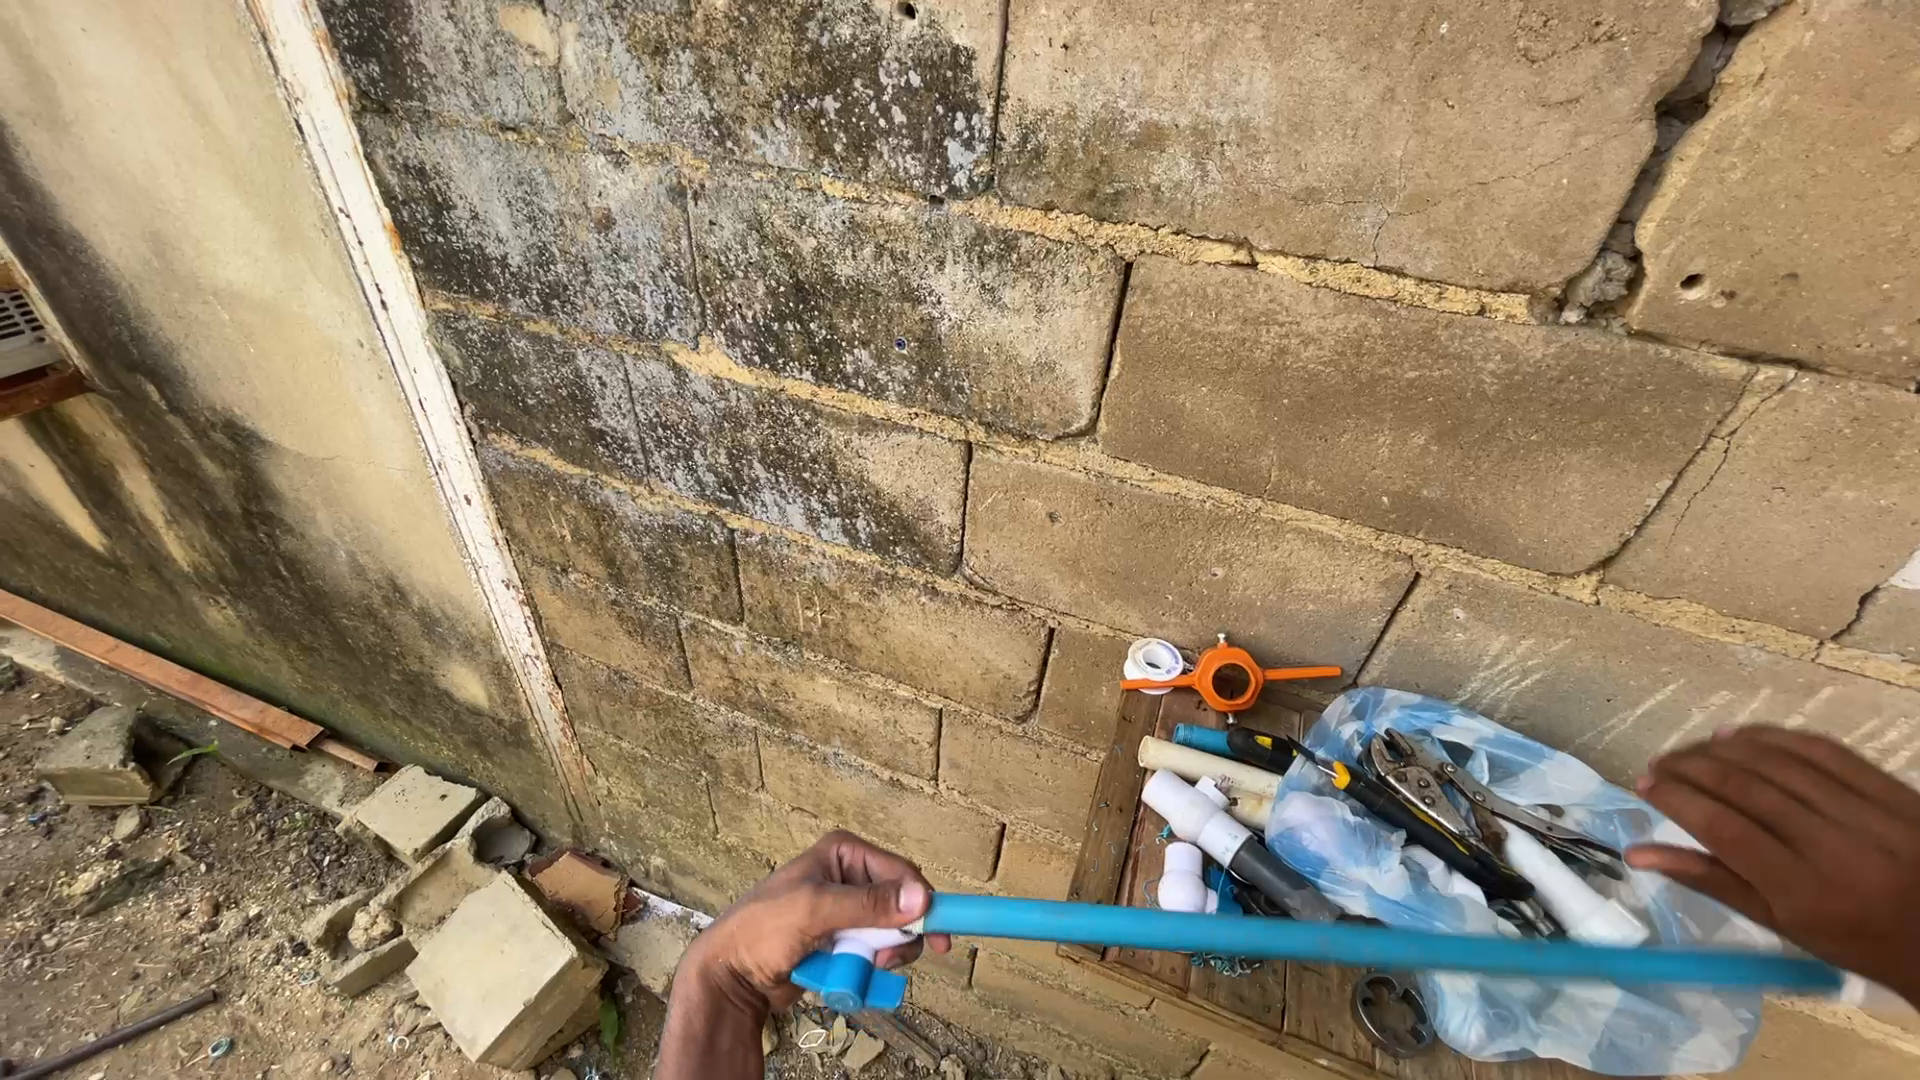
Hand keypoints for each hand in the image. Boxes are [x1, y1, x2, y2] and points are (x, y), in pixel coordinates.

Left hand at [681, 829, 951, 1013]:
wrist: (729, 975)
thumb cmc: (764, 929)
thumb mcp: (817, 910)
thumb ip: (869, 905)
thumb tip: (922, 898)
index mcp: (845, 852)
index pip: (899, 871)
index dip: (922, 900)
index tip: (940, 933)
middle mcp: (849, 875)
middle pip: (901, 903)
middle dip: (900, 934)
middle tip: (890, 959)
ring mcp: (847, 909)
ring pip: (892, 932)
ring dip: (884, 955)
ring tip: (864, 968)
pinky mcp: (843, 939)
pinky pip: (875, 952)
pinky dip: (871, 967)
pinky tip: (852, 974)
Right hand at [1625, 726, 1919, 1002]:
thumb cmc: (1854, 937)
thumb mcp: (1780, 922)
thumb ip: (1707, 880)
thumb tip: (1635, 852)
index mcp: (1807, 892)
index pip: (1722, 828)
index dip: (1674, 798)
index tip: (1644, 785)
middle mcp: (1842, 851)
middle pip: (1745, 788)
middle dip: (1688, 767)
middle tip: (1659, 765)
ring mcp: (1879, 820)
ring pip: (1779, 763)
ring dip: (1719, 749)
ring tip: (1691, 752)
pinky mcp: (1901, 797)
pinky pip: (1825, 751)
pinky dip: (1772, 736)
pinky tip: (1738, 737)